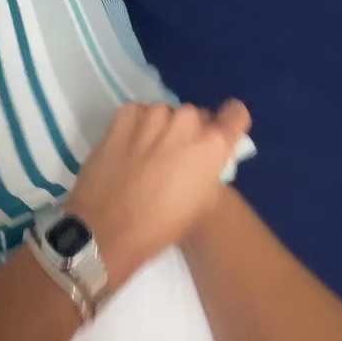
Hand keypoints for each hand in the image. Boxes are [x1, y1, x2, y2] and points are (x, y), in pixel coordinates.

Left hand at [66, 100, 252, 287]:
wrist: (105, 230)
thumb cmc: (160, 226)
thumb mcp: (203, 204)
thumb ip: (211, 169)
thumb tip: (206, 156)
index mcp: (212, 143)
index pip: (236, 112)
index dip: (229, 124)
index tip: (219, 137)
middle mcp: (187, 119)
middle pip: (197, 116)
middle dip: (189, 133)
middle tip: (173, 159)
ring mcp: (154, 112)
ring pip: (166, 115)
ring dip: (161, 129)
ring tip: (145, 158)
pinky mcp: (126, 112)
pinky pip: (140, 114)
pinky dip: (137, 127)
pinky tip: (127, 151)